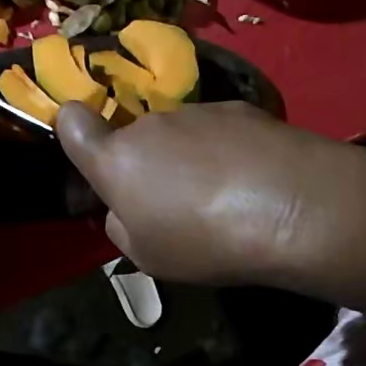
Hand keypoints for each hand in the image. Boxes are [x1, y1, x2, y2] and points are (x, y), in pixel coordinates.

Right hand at [56, 100, 355, 285]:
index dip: (75, 130)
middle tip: (179, 205)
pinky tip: (254, 181)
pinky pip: (219, 132)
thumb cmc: (206, 241)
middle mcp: (152, 125)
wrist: (292, 206)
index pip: (73, 123)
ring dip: (190, 159)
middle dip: (149, 165)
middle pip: (137, 139)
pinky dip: (227, 151)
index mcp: (117, 160)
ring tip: (225, 197)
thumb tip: (126, 208)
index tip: (91, 150)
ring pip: (180, 135)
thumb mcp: (148, 257)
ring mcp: (198, 112)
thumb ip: (122, 226)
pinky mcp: (241, 108)